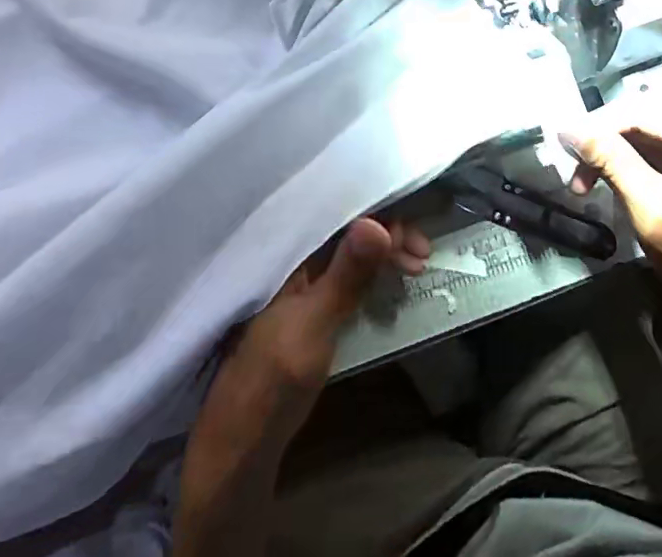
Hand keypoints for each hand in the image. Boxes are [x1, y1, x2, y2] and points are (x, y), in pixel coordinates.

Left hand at [179, 217, 428, 551]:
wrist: (241, 446)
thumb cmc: (272, 380)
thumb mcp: (313, 325)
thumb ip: (345, 277)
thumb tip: (377, 223)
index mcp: (285, 256)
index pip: (336, 216)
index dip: (379, 217)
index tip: (413, 240)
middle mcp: (291, 264)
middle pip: (345, 232)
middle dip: (388, 237)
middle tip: (421, 257)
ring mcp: (298, 288)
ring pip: (348, 254)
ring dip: (383, 256)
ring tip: (413, 269)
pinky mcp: (306, 312)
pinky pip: (345, 278)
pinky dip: (371, 276)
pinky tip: (390, 284)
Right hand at [559, 106, 661, 379]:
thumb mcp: (652, 209)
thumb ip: (610, 161)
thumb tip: (569, 127)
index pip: (643, 115)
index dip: (597, 129)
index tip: (563, 149)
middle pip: (651, 126)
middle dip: (609, 148)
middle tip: (577, 178)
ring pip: (658, 142)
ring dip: (622, 160)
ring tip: (591, 185)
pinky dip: (644, 170)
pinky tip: (622, 186)